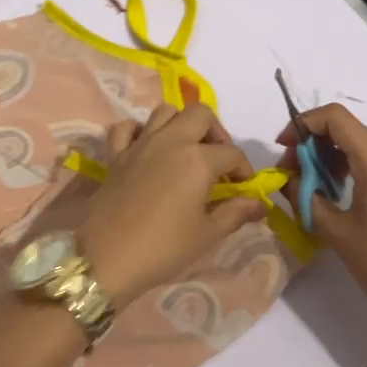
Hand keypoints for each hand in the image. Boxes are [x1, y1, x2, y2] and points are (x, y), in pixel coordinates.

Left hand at [77, 104, 266, 310]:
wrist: (108, 255)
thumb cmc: (164, 247)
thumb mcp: (207, 234)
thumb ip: (235, 213)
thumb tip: (259, 203)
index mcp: (197, 158)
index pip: (231, 153)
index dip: (244, 170)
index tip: (245, 190)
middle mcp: (169, 140)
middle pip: (199, 114)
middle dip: (216, 132)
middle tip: (218, 162)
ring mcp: (139, 143)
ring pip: (164, 112)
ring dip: (180, 124)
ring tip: (186, 152)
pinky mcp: (115, 154)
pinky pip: (126, 128)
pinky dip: (138, 131)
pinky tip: (146, 149)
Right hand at [279, 105, 366, 357]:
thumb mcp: (337, 233)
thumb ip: (308, 198)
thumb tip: (292, 181)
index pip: (335, 117)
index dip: (303, 125)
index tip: (284, 150)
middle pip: (350, 131)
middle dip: (315, 147)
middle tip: (293, 176)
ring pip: (366, 149)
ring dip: (335, 161)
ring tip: (316, 192)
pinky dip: (357, 172)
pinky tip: (346, 202)